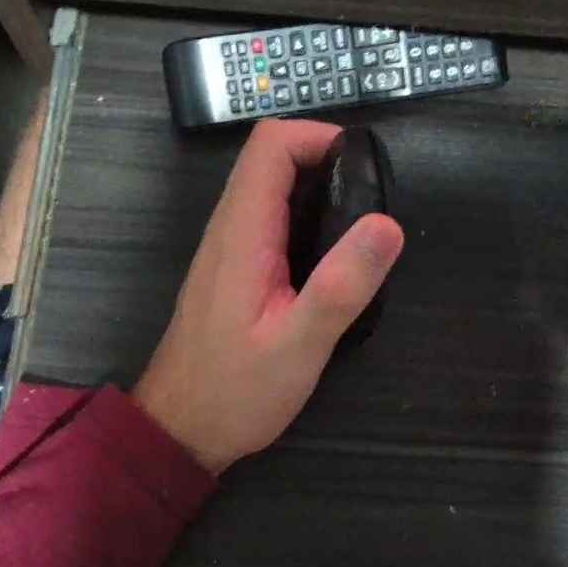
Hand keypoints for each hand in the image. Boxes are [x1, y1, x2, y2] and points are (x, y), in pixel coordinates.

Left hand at [134, 120, 404, 474]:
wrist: (179, 429)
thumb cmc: (235, 392)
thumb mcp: (299, 345)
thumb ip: (342, 284)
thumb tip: (388, 223)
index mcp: (242, 233)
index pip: (270, 146)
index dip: (319, 137)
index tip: (366, 165)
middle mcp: (229, 229)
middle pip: (270, 159)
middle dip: (325, 160)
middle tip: (375, 197)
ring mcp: (228, 248)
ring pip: (269, 189)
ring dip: (317, 188)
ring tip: (363, 225)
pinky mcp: (234, 269)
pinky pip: (269, 220)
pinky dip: (305, 217)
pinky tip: (333, 256)